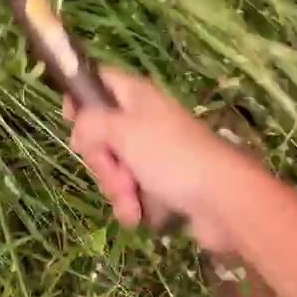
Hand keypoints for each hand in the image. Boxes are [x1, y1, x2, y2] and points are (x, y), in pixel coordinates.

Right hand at [61, 66, 258, 249]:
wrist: (225, 201)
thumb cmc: (171, 156)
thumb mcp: (121, 131)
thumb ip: (89, 123)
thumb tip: (79, 131)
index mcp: (135, 96)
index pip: (98, 81)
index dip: (80, 97)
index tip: (71, 122)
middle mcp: (143, 119)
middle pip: (100, 131)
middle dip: (100, 159)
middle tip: (114, 171)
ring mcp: (154, 152)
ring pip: (114, 165)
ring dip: (115, 187)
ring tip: (131, 202)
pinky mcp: (163, 183)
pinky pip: (133, 189)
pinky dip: (131, 203)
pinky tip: (138, 216)